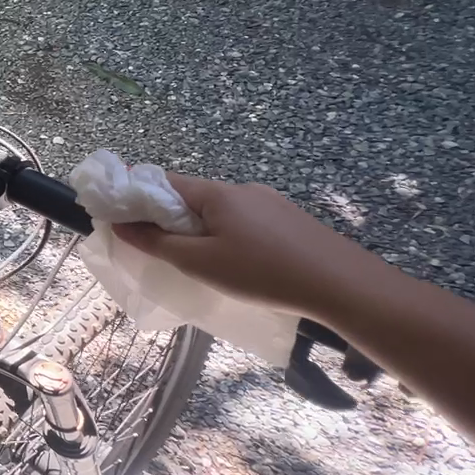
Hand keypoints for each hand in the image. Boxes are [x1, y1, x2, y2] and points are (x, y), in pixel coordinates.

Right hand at [113, 174, 395, 318]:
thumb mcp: (198, 262)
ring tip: (204, 260)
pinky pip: (246, 221)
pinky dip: (229, 235)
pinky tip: (241, 262)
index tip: (120, 217)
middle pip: (190, 196)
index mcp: (217, 193)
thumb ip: (154, 241)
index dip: (135, 196)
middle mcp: (244, 190)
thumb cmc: (265, 274)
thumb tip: (120, 224)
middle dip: (168, 217)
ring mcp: (274, 204)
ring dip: (201, 228)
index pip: (161, 182)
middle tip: (162, 246)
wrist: (354, 292)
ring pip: (219, 210)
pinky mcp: (295, 222)